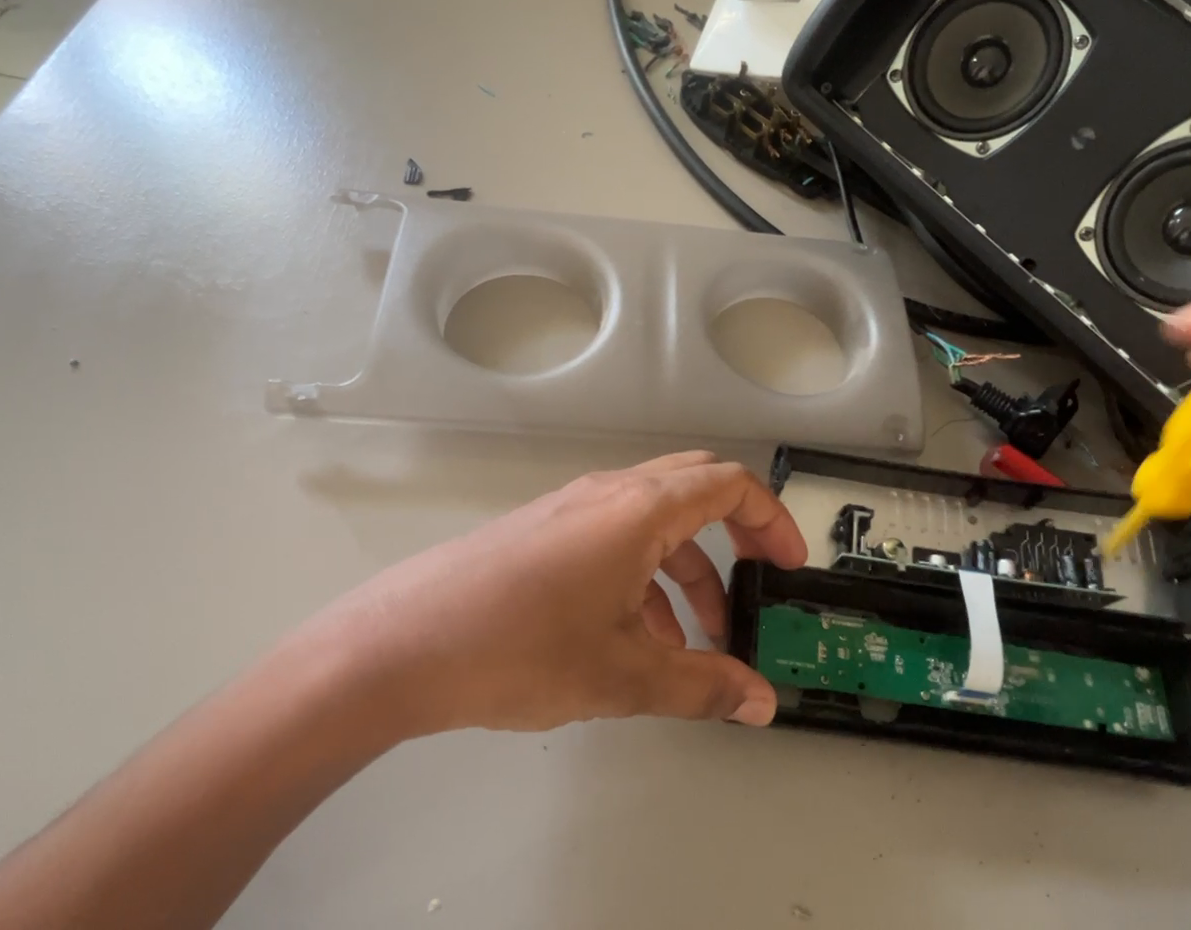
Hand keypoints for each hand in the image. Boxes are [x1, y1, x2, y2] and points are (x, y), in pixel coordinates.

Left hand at [300, 451, 806, 743]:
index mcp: (640, 509)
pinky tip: (632, 638)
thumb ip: (702, 687)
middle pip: (694, 489)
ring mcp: (568, 509)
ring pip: (651, 522)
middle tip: (757, 585)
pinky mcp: (539, 532)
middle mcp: (607, 493)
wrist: (399, 645)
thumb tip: (761, 704)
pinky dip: (642, 576)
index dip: (772, 520)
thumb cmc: (521, 649)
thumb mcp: (623, 676)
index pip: (729, 485)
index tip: (791, 565)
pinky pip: (611, 538)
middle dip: (735, 536)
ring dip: (686, 571)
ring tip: (694, 643)